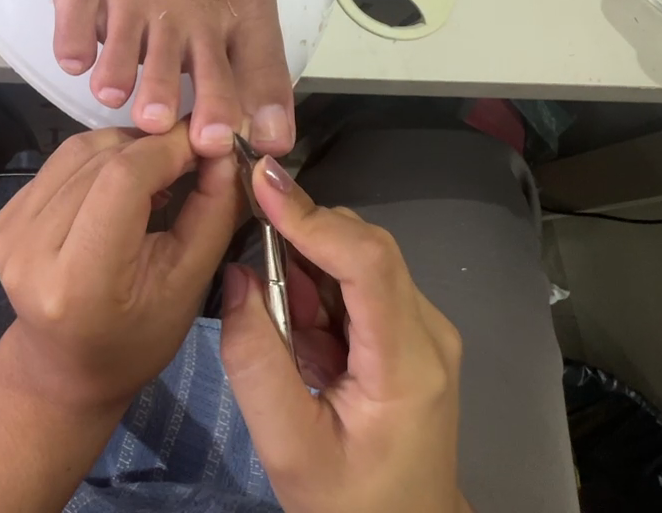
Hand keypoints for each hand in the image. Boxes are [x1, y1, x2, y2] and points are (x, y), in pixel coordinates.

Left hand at [0, 127, 242, 410]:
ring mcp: (11, 231)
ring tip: (158, 168)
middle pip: (100, 160)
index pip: (123, 180)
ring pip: (78, 151)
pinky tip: (120, 181)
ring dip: (125, 147)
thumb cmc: (138, 338)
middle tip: (189, 152)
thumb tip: (224, 150)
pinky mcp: (3, 215)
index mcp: (79, 281)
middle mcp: (31, 250)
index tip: (206, 141)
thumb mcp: (189, 285)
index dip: (168, 149)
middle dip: (151, 145)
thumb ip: (212, 213)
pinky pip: (60, 162)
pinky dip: (98, 158)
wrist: (66, 366)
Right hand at [220, 157, 469, 512]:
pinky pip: (351, 280)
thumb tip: (235, 276)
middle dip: (299, 235)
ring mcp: (419, 325)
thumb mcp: (288, 448)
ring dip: (302, 265)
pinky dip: (312, 288)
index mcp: (408, 362)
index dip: (312, 215)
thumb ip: (255, 361)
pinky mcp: (403, 327)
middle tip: (246, 253)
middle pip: (361, 245)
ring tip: (278, 321)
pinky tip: (296, 331)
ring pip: (353, 255)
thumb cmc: (350, 504)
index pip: (368, 261)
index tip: (259, 181)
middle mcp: (426, 328)